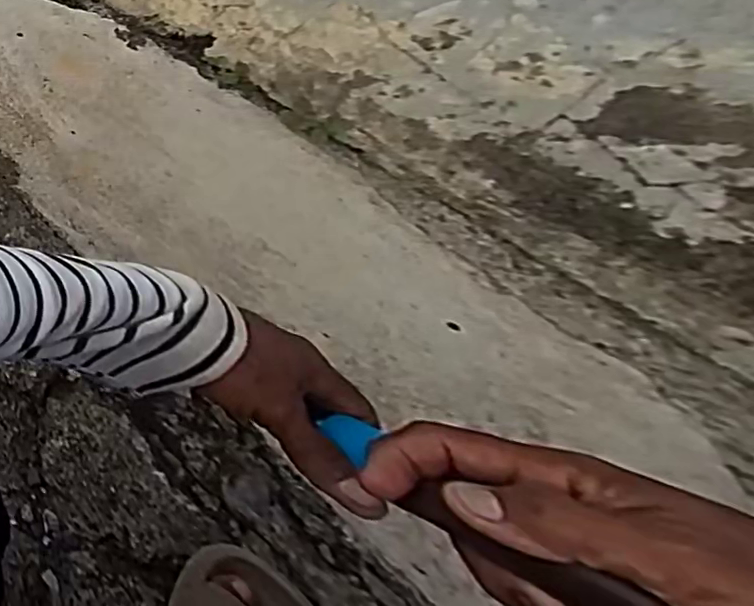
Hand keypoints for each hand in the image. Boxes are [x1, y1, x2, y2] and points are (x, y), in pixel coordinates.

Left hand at [195, 310, 382, 516]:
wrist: (182, 327)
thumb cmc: (236, 362)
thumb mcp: (281, 412)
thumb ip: (318, 452)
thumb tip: (365, 498)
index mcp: (314, 365)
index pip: (357, 411)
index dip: (363, 446)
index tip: (360, 478)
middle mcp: (290, 354)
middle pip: (320, 402)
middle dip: (321, 432)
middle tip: (317, 465)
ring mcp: (258, 350)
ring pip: (286, 393)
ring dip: (287, 417)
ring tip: (281, 441)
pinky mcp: (229, 352)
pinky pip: (254, 383)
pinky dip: (256, 402)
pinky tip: (244, 411)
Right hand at [357, 421, 753, 605]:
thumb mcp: (667, 551)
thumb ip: (559, 517)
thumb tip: (458, 496)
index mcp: (561, 478)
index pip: (445, 445)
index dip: (394, 454)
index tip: (367, 483)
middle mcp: (550, 506)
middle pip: (456, 506)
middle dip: (477, 549)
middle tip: (533, 590)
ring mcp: (560, 549)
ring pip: (486, 556)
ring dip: (517, 589)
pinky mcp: (569, 587)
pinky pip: (517, 590)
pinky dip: (531, 603)